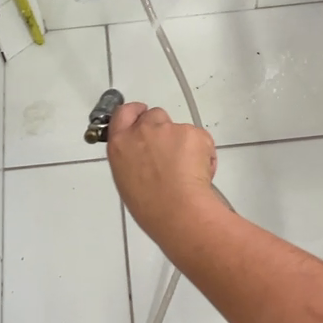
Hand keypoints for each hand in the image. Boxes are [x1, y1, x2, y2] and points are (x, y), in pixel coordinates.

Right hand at [105, 102, 222, 240]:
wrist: (178, 211)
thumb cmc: (150, 207)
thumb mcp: (126, 181)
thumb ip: (131, 158)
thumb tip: (143, 157)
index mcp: (120, 144)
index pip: (123, 114)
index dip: (134, 111)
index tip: (140, 112)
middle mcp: (142, 131)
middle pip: (154, 116)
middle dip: (163, 129)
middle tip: (171, 150)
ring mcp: (168, 129)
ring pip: (179, 128)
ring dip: (183, 142)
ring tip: (186, 170)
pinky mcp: (192, 132)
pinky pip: (199, 137)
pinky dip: (202, 151)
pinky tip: (199, 172)